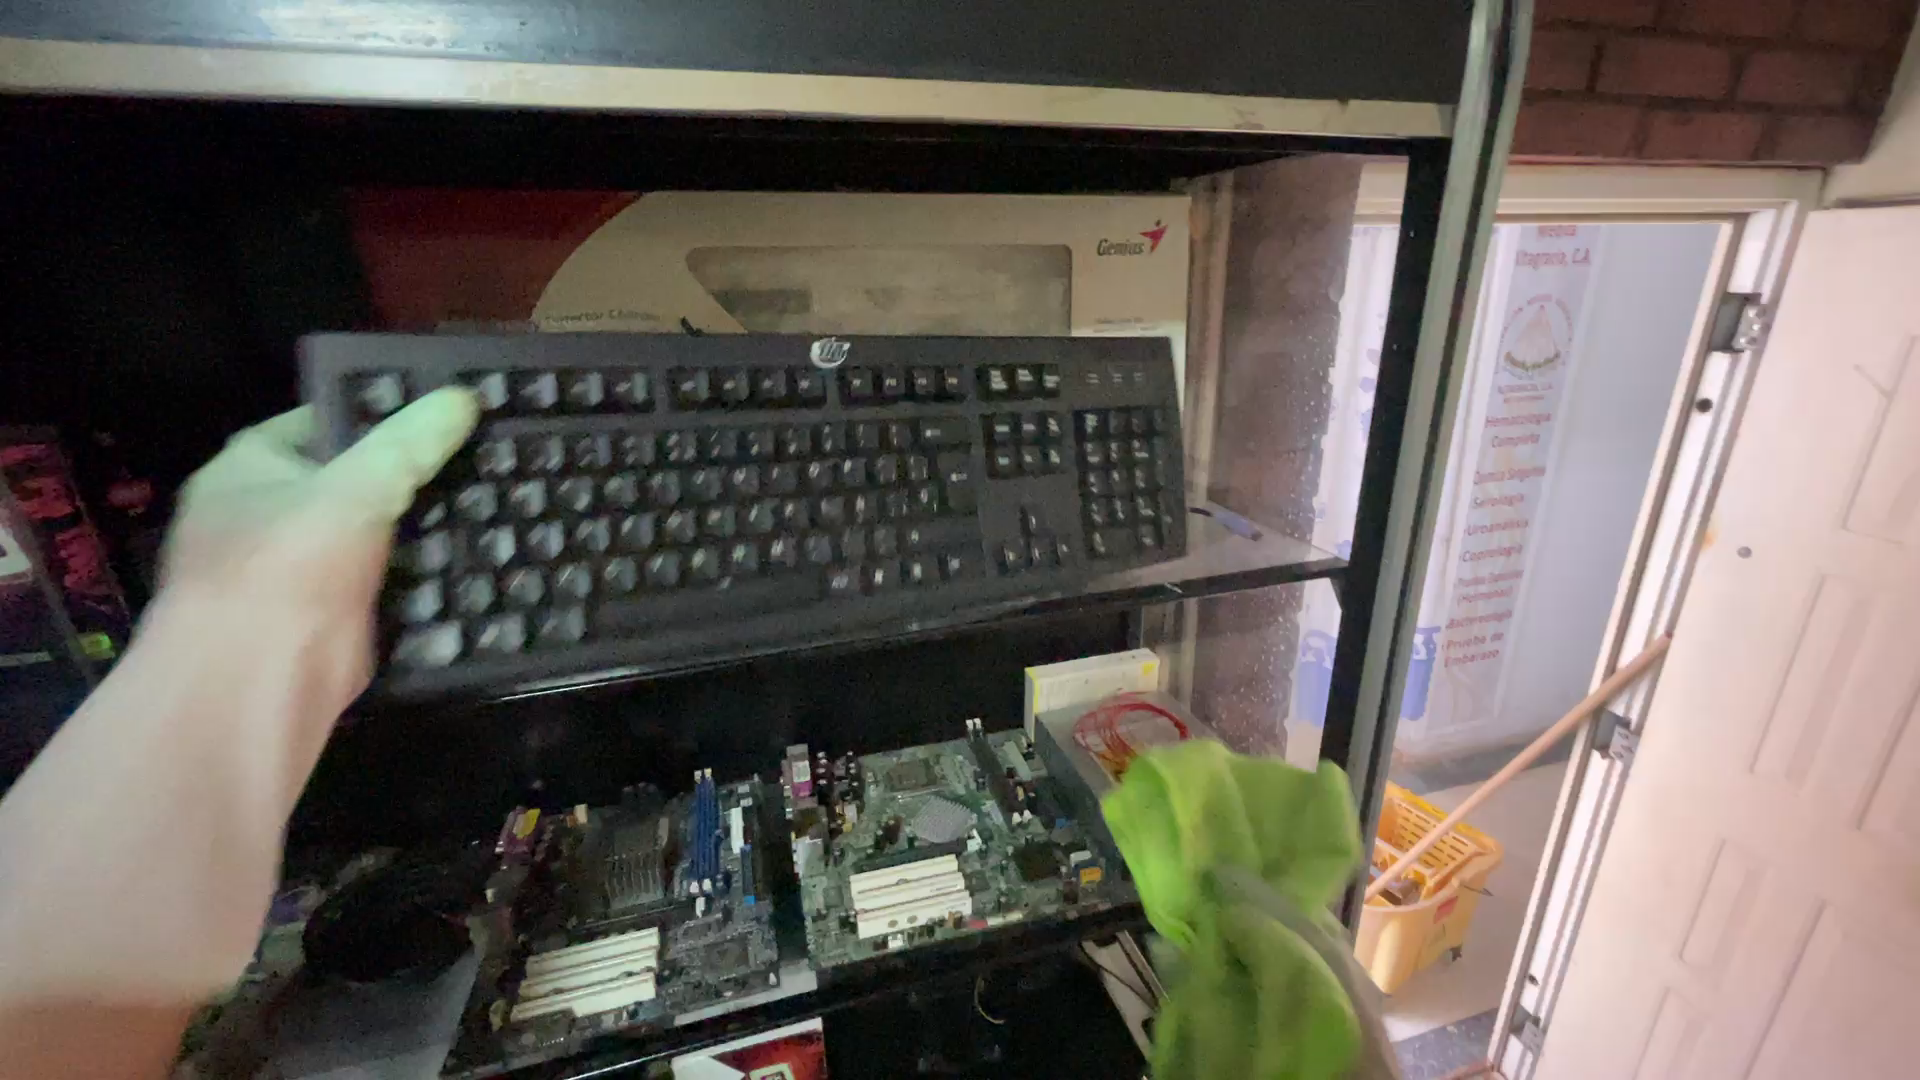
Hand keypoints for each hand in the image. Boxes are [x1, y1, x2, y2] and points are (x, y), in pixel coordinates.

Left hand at [156, 387, 478, 713]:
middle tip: (484, 455)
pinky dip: (431, 563)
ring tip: (497, 497)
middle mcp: (272, 512)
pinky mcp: (340, 604)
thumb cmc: (288, 565)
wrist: (264, 677)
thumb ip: (410, 443)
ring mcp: (304, 562)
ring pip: (382, 526)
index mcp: (251, 469)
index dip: (382, 414)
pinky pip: (396, 570)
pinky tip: (482, 550)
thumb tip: (464, 398)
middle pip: (358, 476)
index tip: (445, 413)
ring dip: (430, 521)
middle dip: (417, 471)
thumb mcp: (356, 487)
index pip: (323, 422)